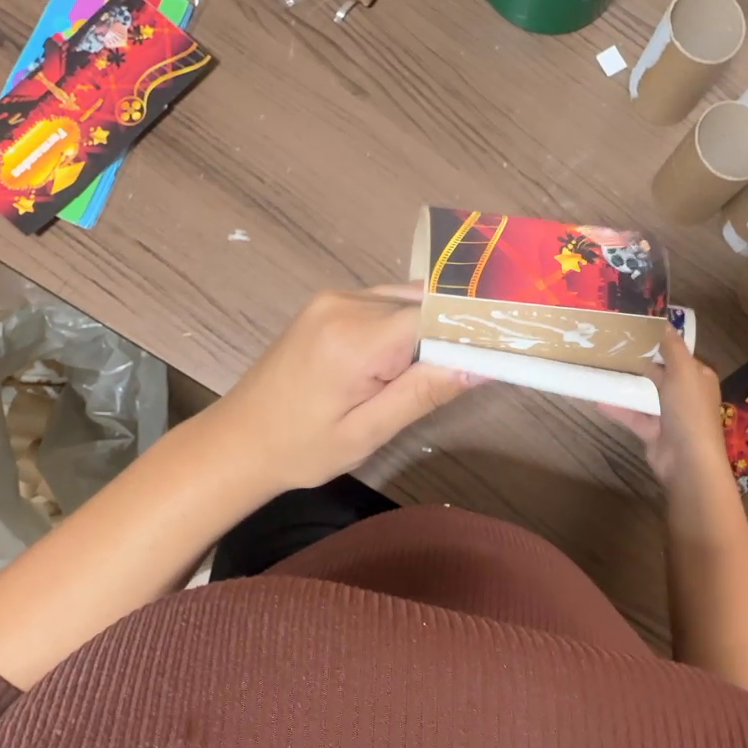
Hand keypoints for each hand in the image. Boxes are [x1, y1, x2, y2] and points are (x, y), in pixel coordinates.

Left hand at [211, 285, 478, 492]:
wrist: (238, 441)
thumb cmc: (302, 448)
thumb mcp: (369, 431)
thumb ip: (425, 392)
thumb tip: (482, 362)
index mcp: (355, 337)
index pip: (435, 314)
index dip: (473, 327)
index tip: (509, 346)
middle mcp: (344, 302)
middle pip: (424, 301)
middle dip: (455, 328)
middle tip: (489, 361)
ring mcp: (333, 298)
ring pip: (407, 298)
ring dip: (431, 327)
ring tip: (447, 365)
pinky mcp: (328, 305)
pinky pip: (385, 303)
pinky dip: (408, 324)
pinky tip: (411, 357)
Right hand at [599, 328, 730, 490]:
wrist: (687, 461)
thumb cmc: (689, 411)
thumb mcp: (683, 371)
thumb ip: (671, 346)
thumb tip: (662, 320)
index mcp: (698, 377)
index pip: (679, 354)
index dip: (660, 341)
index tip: (635, 328)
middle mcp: (686, 394)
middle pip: (660, 373)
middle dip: (639, 362)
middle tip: (612, 346)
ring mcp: (669, 415)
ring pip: (644, 395)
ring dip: (625, 385)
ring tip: (602, 367)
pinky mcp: (653, 433)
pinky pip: (632, 416)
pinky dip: (617, 408)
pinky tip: (597, 398)